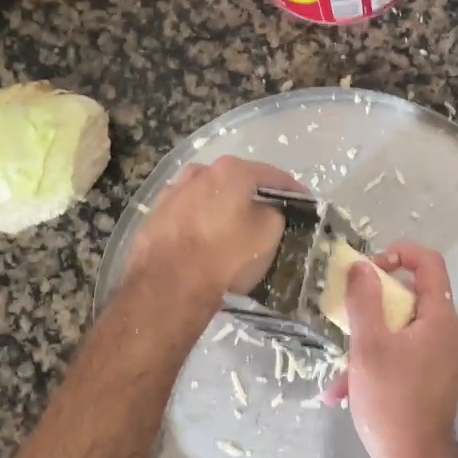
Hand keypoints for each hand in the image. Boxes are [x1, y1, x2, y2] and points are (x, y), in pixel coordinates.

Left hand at [127, 156, 295, 303]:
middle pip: (235, 181)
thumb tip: (265, 210)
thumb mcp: (270, 233)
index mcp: (230, 170)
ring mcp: (172, 193)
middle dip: (252, 195)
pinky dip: (199, 222)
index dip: (291, 189)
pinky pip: (187, 215)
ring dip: (222, 207)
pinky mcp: (154, 217)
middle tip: (268, 213)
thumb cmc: (226, 256)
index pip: (271, 175)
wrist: (169, 287)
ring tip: (233, 227)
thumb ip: (274, 212)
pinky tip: (204, 240)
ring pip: (207, 196)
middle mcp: (199, 173)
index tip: (303, 200)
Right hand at [327, 242, 457, 457]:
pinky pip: (402, 358)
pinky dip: (375, 366)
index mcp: (440, 319)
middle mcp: (447, 334)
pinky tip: (344, 393)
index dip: (401, 252)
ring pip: (401, 332)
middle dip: (374, 304)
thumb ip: (365, 301)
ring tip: (339, 371)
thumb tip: (362, 266)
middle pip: (412, 297)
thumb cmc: (392, 402)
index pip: (430, 263)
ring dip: (367, 342)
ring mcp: (441, 359)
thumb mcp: (370, 347)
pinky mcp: (431, 380)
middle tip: (349, 312)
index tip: (370, 265)